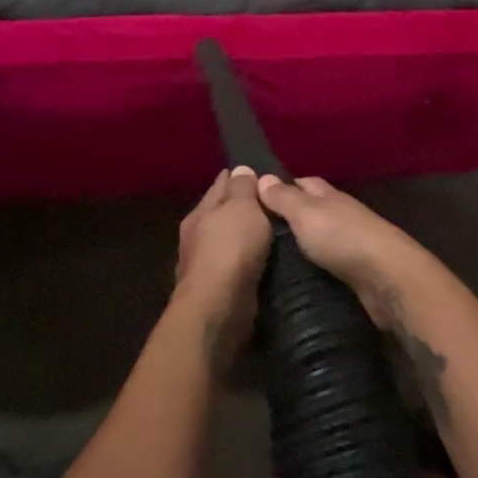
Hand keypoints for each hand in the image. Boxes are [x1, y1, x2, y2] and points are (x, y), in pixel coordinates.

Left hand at [176, 167, 272, 365]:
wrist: (218, 308)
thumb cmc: (230, 248)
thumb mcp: (241, 207)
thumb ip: (242, 187)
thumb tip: (240, 169)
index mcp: (200, 212)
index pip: (222, 184)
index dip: (241, 176)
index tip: (265, 174)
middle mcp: (198, 236)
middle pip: (225, 213)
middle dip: (247, 208)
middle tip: (279, 203)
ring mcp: (206, 265)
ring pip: (232, 241)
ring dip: (250, 237)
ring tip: (280, 231)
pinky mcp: (218, 290)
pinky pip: (239, 266)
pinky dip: (251, 261)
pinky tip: (269, 260)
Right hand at [256, 175, 432, 322]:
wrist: (386, 277)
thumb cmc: (342, 238)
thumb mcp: (306, 214)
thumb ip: (285, 198)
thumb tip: (262, 176)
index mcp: (329, 196)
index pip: (303, 183)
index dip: (282, 187)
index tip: (255, 198)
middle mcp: (340, 214)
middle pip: (312, 208)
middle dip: (289, 215)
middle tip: (257, 231)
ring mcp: (350, 241)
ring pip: (320, 235)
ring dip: (300, 241)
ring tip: (269, 256)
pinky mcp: (355, 269)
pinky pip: (327, 260)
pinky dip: (313, 263)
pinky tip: (296, 274)